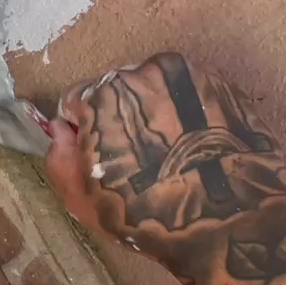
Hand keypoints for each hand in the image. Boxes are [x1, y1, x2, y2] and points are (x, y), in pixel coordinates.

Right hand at [41, 52, 285, 271]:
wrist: (226, 213)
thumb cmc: (142, 209)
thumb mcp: (80, 194)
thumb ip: (60, 156)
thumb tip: (60, 129)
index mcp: (103, 93)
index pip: (75, 99)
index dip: (77, 129)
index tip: (89, 155)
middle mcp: (146, 71)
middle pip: (116, 91)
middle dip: (113, 118)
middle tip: (126, 158)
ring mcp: (190, 73)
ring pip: (153, 91)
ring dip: (148, 116)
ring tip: (159, 156)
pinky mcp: (223, 85)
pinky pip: (186, 97)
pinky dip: (180, 117)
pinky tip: (185, 151)